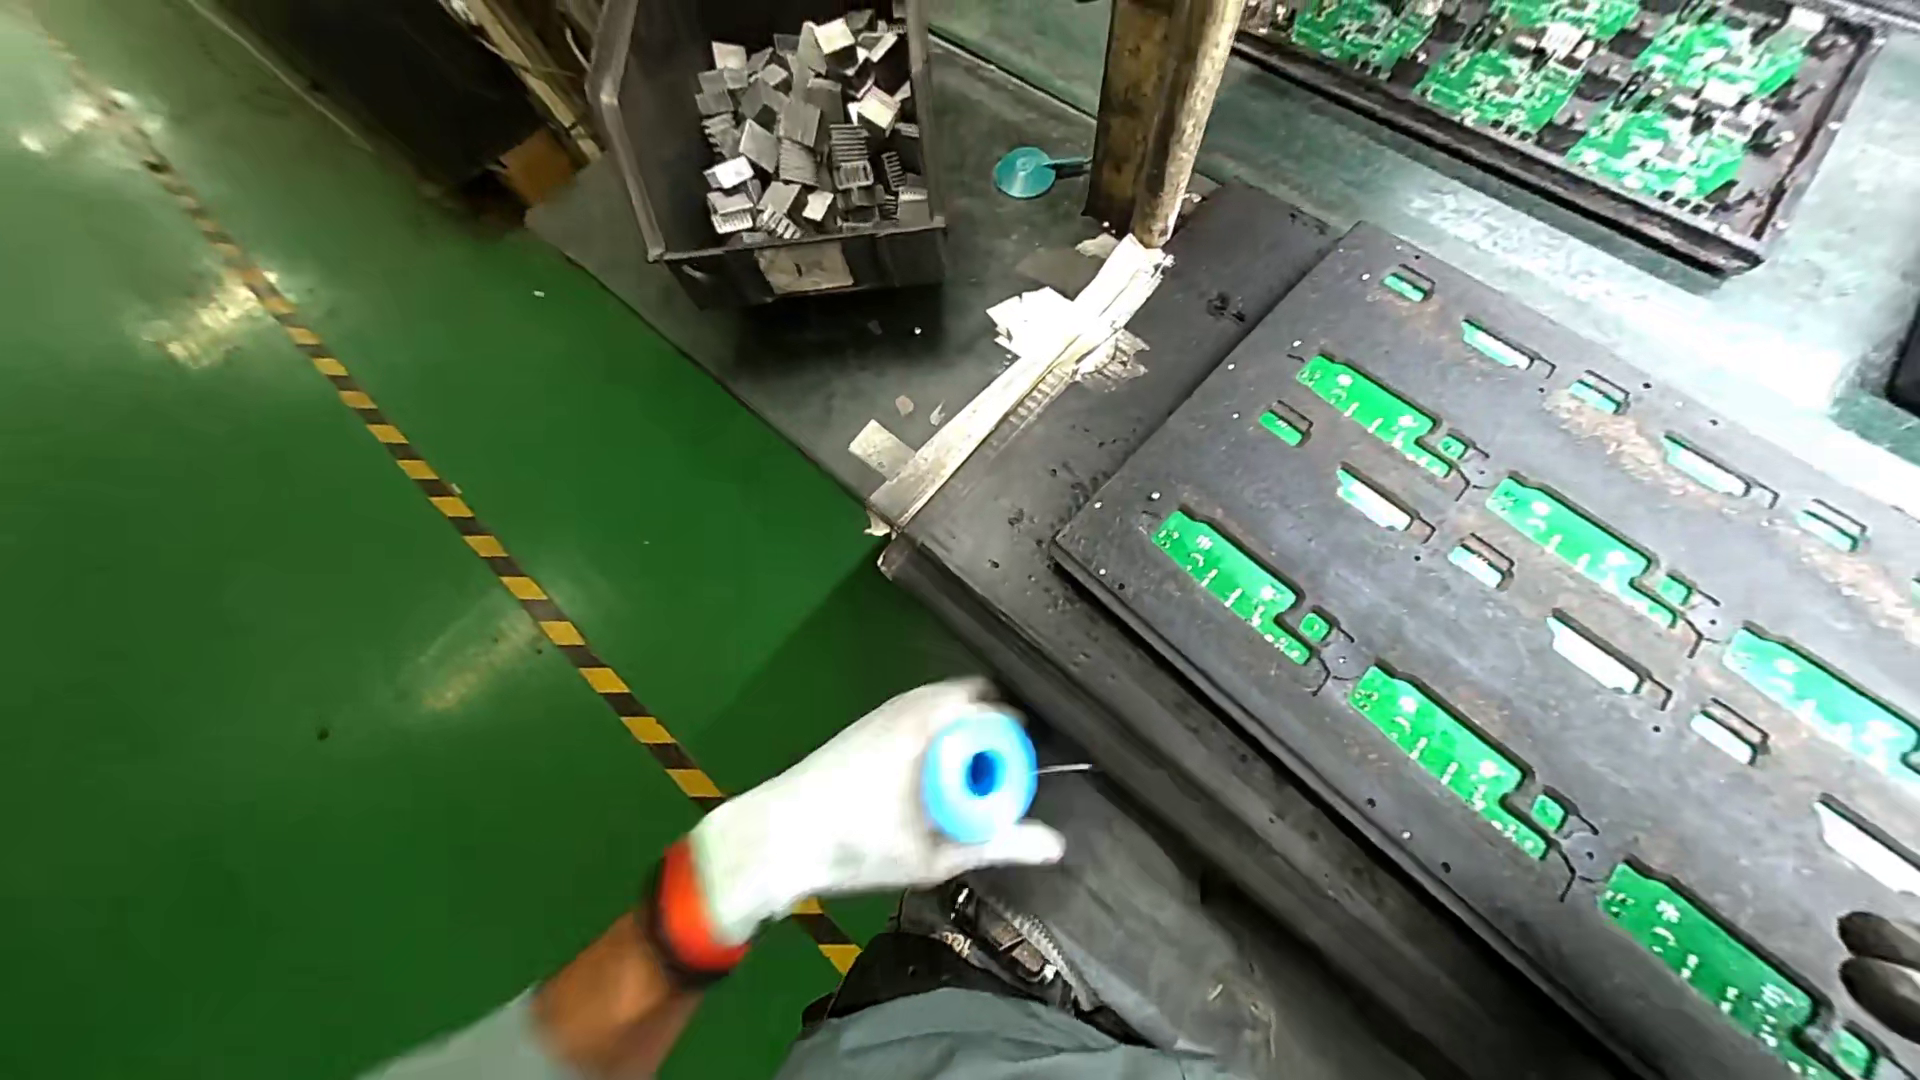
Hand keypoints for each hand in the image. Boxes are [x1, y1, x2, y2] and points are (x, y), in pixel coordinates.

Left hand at [689, 677, 1066, 945]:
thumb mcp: (936, 852)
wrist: (779, 835)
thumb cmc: (860, 844)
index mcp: (935, 722)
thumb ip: (998, 843)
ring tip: (967, 778)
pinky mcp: (874, 717)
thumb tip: (1056, 845)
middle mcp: (916, 701)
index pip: (1001, 711)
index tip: (1020, 779)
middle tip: (997, 777)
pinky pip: (926, 708)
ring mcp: (891, 705)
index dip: (1019, 743)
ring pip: (950, 700)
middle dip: (996, 729)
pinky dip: (943, 728)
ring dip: (968, 728)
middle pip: (978, 696)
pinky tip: (932, 771)